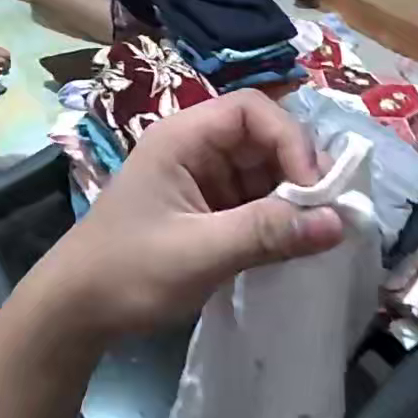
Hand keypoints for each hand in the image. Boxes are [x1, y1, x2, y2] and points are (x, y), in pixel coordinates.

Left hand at [27, 92, 344, 339]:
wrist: (76, 307)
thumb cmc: (128, 271)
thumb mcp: (200, 252)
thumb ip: (267, 233)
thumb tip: (340, 222)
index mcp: (181, 138)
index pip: (250, 110)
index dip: (290, 139)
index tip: (314, 189)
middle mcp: (192, 148)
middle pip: (261, 137)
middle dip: (296, 170)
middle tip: (326, 216)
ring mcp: (197, 178)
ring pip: (260, 170)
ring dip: (290, 197)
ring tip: (316, 234)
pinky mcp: (203, 208)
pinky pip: (251, 199)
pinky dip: (274, 217)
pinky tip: (292, 243)